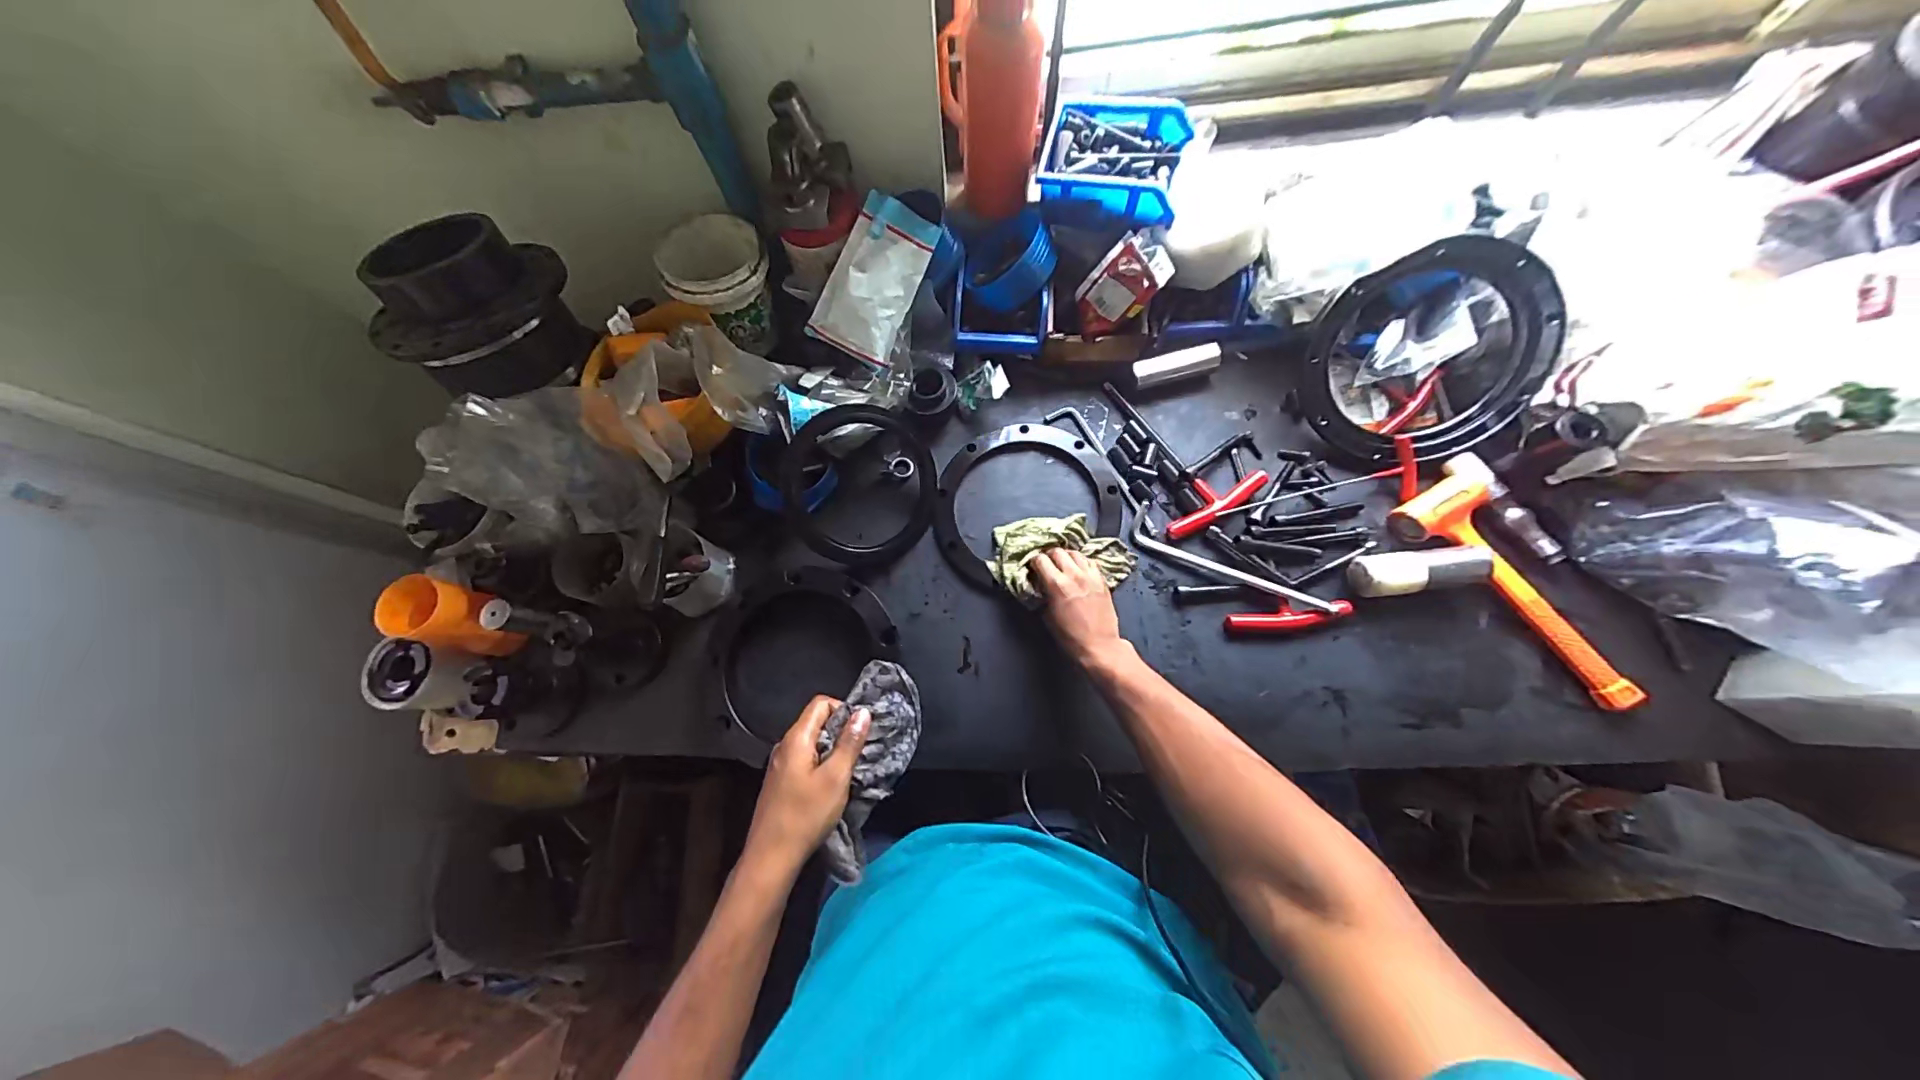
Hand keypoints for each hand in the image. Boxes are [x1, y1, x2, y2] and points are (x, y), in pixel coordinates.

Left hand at [744, 696, 870, 875]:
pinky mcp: (780, 782)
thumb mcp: (836, 778)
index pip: (820, 703)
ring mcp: (779, 764)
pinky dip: (820, 764)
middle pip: (816, 722)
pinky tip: (830, 786)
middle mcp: (784, 746)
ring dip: (832, 750)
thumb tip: (862, 712)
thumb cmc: (806, 815)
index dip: (843, 710)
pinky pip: (804, 760)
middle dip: (840, 732)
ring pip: (811, 743)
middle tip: (858, 753)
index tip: (859, 733)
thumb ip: (849, 743)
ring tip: (847, 771)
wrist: (771, 857)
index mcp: (796, 739)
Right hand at [1027, 548, 1128, 667]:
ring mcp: (1090, 576)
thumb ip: (1043, 596)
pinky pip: (1091, 562)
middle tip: (1047, 563)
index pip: (1040, 560)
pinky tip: (1079, 569)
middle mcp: (1074, 575)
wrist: (1099, 645)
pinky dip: (1082, 562)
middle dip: (1049, 556)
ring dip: (1066, 556)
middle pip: (1058, 552)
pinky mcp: (1102, 580)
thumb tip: (1040, 586)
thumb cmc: (1070, 636)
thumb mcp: (1048, 616)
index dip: (1034, 562)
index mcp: (1057, 584)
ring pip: (1075, 553)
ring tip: (1063, 563)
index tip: (1033, 567)